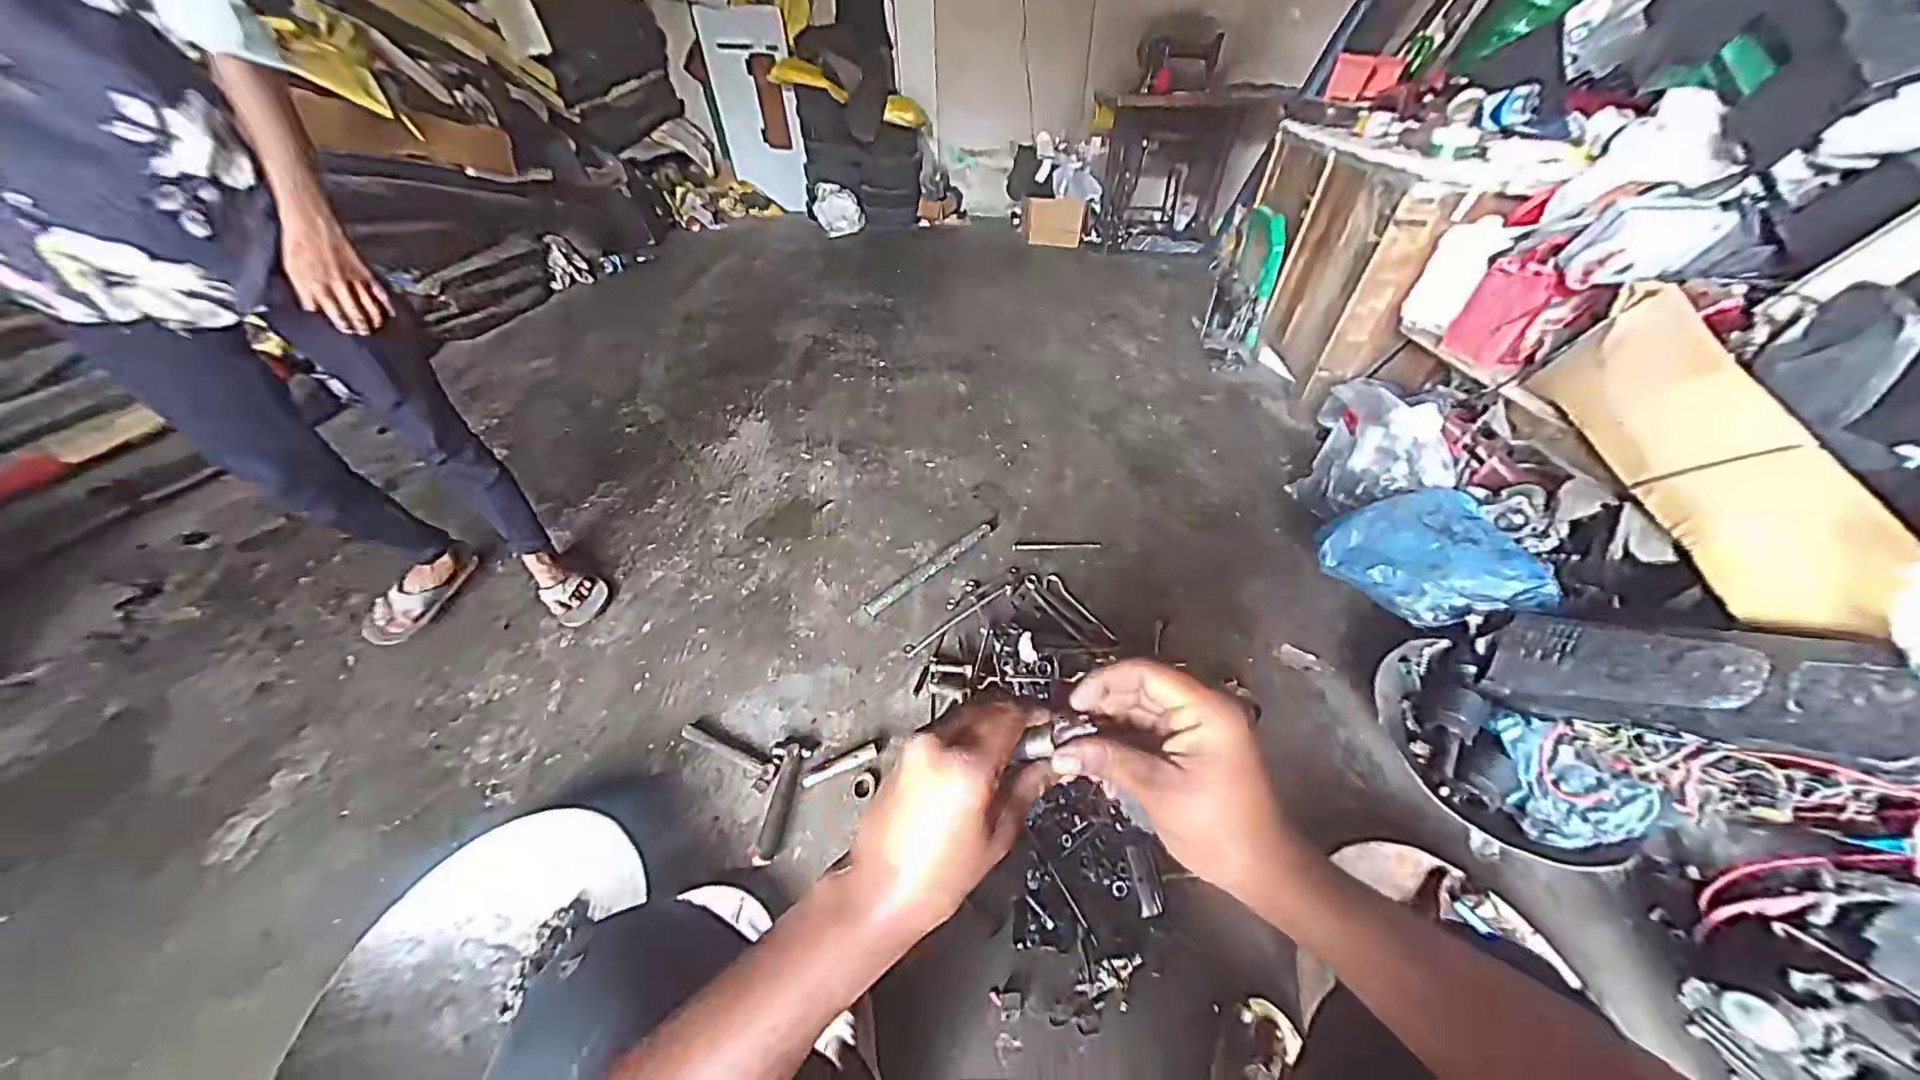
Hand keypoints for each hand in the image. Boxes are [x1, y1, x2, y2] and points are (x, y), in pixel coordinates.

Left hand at [281, 210, 393, 335]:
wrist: (309, 221)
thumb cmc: (296, 242)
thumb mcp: (290, 269)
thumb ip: (303, 291)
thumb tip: (312, 309)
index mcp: (312, 284)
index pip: (330, 312)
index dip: (339, 324)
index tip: (345, 331)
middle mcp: (333, 284)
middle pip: (351, 312)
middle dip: (358, 325)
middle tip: (363, 333)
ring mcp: (350, 278)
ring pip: (366, 305)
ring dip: (372, 318)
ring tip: (376, 326)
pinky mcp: (362, 271)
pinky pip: (377, 291)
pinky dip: (385, 303)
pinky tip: (389, 311)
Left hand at [846, 696, 1049, 934]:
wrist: (878, 893)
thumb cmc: (929, 881)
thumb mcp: (996, 839)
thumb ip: (1024, 791)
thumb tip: (1045, 767)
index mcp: (966, 767)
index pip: (1012, 717)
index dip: (1036, 717)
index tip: (1048, 726)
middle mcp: (937, 746)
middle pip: (987, 707)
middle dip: (1014, 716)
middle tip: (1032, 739)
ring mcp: (916, 747)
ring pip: (965, 715)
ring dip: (989, 724)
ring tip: (1005, 756)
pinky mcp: (904, 754)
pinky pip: (944, 731)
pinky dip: (965, 737)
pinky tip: (976, 764)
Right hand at [1062, 659, 1305, 901]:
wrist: (1256, 866)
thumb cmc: (1225, 831)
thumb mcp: (1159, 791)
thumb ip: (1110, 762)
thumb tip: (1067, 750)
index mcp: (1207, 711)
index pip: (1146, 674)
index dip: (1105, 682)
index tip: (1076, 701)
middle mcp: (1201, 710)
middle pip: (1138, 689)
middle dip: (1099, 704)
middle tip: (1068, 723)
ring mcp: (1192, 726)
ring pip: (1136, 709)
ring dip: (1104, 723)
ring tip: (1075, 740)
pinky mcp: (1183, 744)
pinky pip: (1142, 729)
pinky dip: (1117, 739)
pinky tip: (1094, 752)